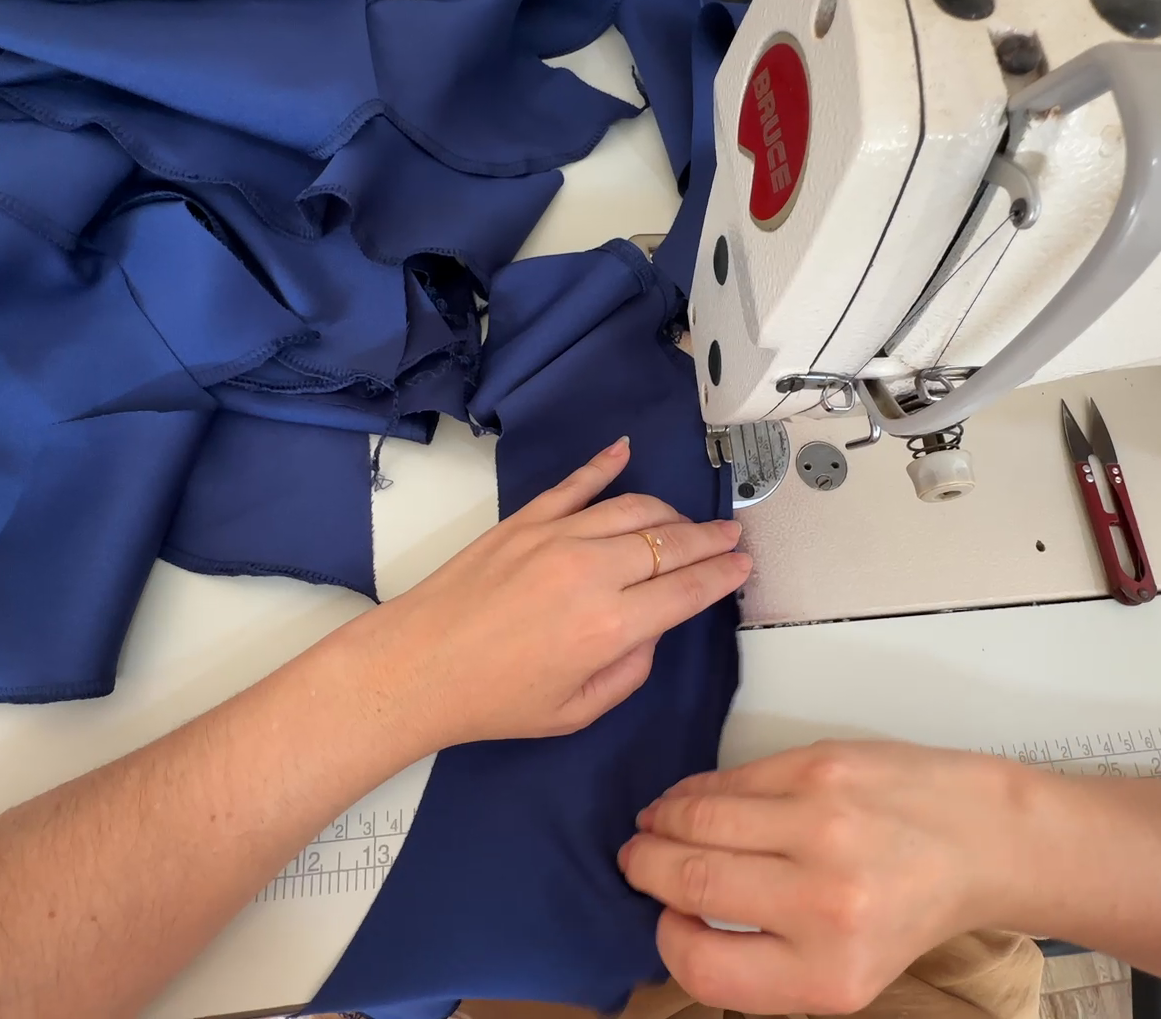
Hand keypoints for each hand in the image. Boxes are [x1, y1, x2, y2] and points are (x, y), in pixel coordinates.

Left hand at [331, 437, 750, 750]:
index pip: (688, 589)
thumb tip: (650, 627)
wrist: (417, 666)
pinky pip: (575, 483)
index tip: (743, 564)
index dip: (723, 574)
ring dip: (671, 512)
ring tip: (688, 521)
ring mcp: (557, 536)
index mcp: (611, 626)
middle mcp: (593, 571)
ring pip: (634, 508)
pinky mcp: (525, 519)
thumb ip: (630, 669)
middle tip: (732, 535)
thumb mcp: (577, 710)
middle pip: (671, 543)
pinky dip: (603, 464)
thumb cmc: (495, 700)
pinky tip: (624, 451)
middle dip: (710, 539)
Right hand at [618, 741, 1046, 1014]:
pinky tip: (687, 797)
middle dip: (644, 867)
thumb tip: (677, 914)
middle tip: (634, 858)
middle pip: (688, 881)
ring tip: (653, 824)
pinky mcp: (818, 765)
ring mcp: (819, 823)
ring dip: (660, 821)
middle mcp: (821, 901)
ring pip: (699, 818)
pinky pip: (730, 778)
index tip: (667, 915)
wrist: (975, 837)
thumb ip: (766, 957)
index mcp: (827, 974)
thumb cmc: (906, 907)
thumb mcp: (846, 970)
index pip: (702, 965)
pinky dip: (694, 789)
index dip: (668, 937)